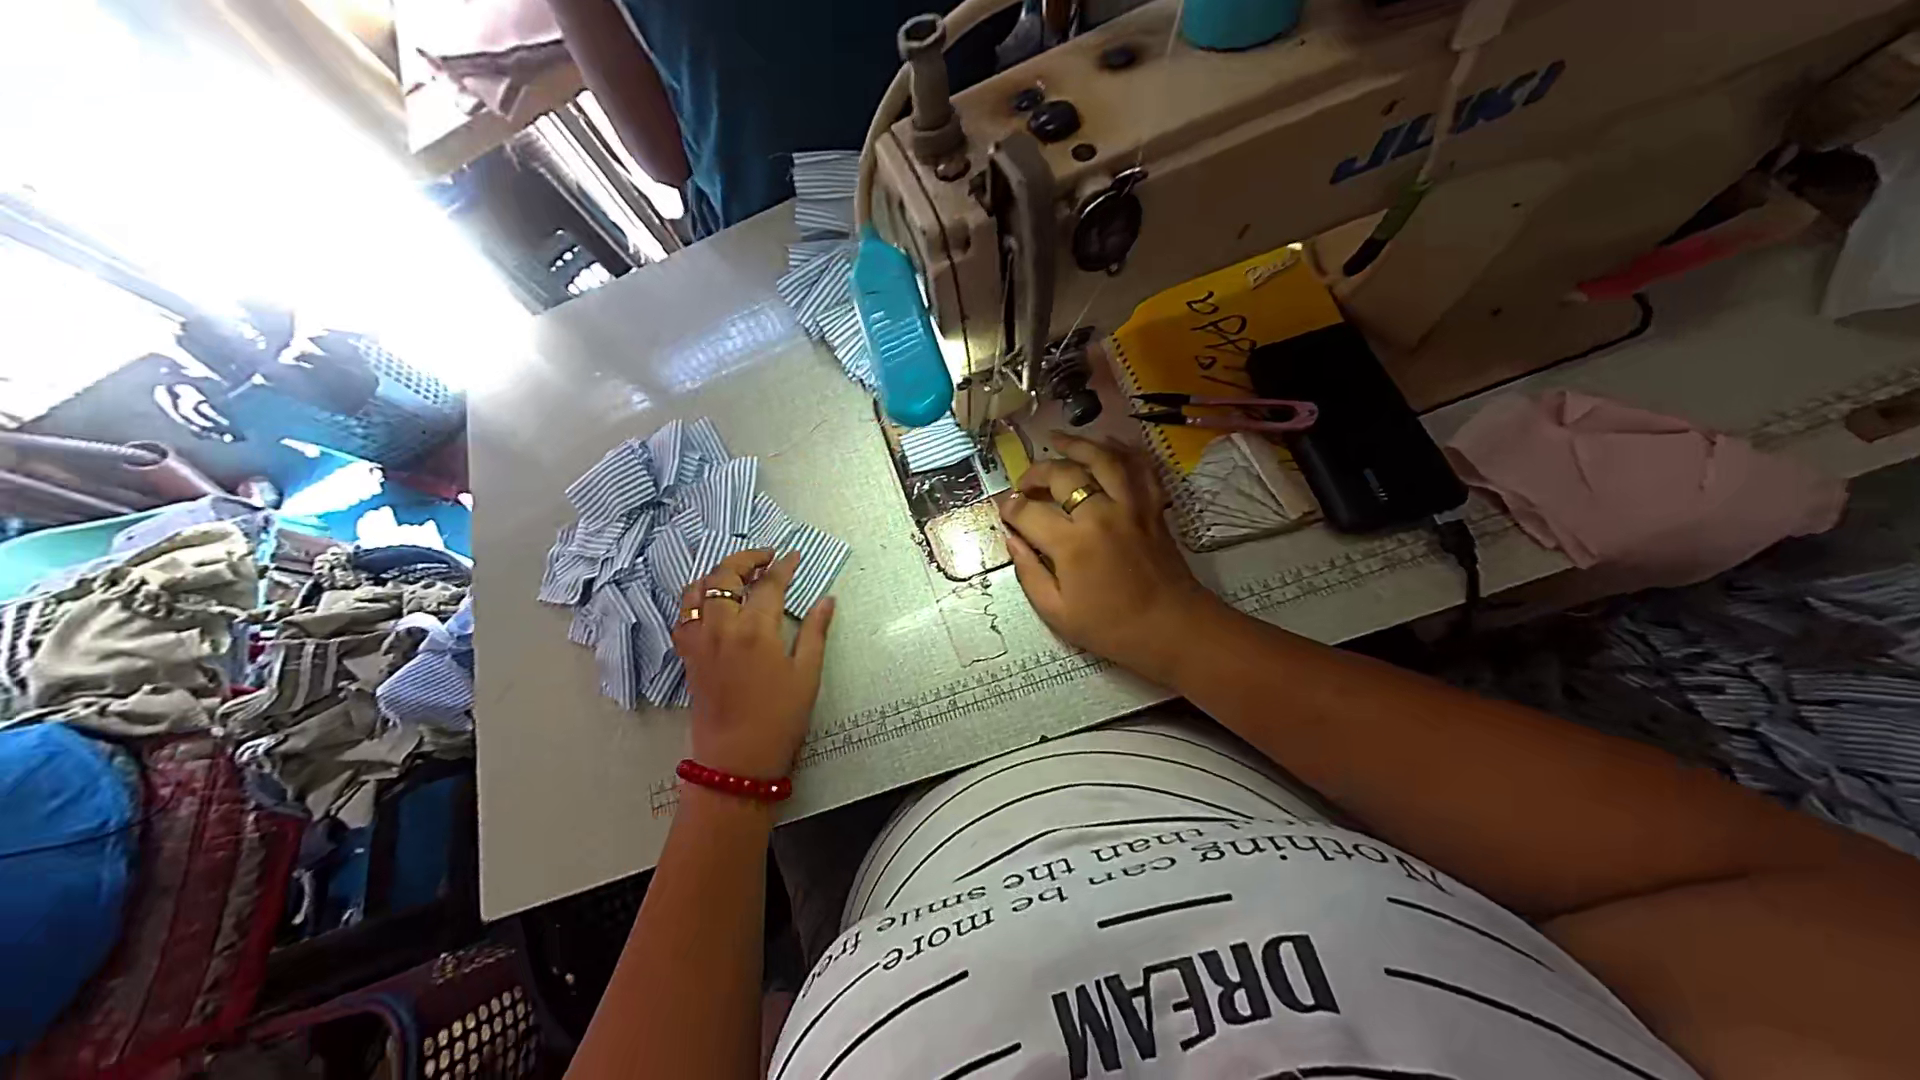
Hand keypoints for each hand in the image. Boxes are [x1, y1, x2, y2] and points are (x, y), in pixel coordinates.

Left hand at [673, 549, 835, 779]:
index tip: (794, 556)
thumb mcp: (807, 673)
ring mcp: (699, 640)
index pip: (769, 583)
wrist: (738, 759)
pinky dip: (696, 600)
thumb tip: (827, 599)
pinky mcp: (687, 656)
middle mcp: (721, 626)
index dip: (783, 566)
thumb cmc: (780, 717)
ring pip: (697, 590)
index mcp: (755, 629)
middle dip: (746, 560)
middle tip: (766, 559)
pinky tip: (713, 604)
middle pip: (724, 576)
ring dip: (717, 575)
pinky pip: (684, 615)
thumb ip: (815, 631)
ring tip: (738, 576)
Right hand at [998, 432, 1226, 682]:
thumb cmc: (1111, 627)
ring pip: (1102, 459)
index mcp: (1072, 544)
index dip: (1010, 507)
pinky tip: (1109, 443)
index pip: (1029, 512)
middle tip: (1024, 483)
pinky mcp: (1152, 508)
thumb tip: (1011, 539)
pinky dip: (1125, 451)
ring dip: (1077, 445)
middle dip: (1036, 473)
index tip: (1003, 509)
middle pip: (1063, 475)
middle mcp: (1100, 514)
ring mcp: (1130, 506)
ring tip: (1057, 440)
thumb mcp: (1057, 613)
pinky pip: (1140, 468)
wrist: (1172, 629)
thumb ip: (1029, 573)